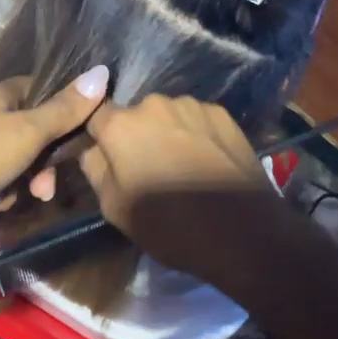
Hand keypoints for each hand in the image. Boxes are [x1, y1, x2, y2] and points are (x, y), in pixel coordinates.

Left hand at [0, 66, 109, 217]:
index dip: (63, 113)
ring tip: (10, 202)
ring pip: (10, 161)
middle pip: (28, 132)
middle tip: (43, 191)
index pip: (41, 90)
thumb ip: (64, 109)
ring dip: (18, 183)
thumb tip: (102, 71)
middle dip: (41, 164)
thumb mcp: (27, 132)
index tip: (76, 140)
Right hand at [79, 94, 298, 283]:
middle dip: (136, 136)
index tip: (108, 158)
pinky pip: (196, 120)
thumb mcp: (115, 209)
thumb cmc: (170, 227)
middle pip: (133, 115)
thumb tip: (93, 149)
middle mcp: (153, 103)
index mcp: (120, 125)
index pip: (94, 115)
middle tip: (148, 169)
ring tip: (182, 166)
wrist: (244, 235)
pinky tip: (206, 162)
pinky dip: (195, 135)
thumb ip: (95, 170)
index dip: (99, 136)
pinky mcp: (222, 114)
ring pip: (166, 116)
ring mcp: (191, 105)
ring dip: (167, 133)